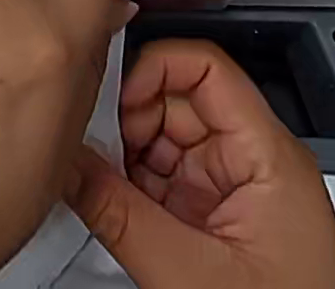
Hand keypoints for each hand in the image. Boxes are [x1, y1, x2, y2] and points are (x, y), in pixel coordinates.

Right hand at [66, 39, 334, 288]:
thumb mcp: (194, 278)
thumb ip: (122, 215)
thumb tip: (67, 162)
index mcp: (267, 155)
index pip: (205, 67)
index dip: (153, 68)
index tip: (112, 97)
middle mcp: (249, 159)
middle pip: (174, 97)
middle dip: (127, 118)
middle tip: (94, 149)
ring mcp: (229, 187)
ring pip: (160, 134)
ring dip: (122, 152)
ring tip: (100, 181)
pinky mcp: (212, 215)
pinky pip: (158, 172)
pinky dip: (129, 182)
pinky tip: (115, 203)